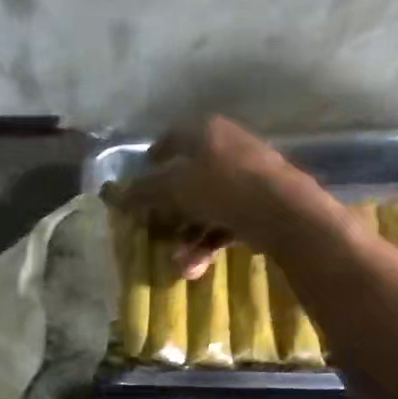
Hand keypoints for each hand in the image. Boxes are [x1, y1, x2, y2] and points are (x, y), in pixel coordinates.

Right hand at [102, 115, 342, 280]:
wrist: (282, 211)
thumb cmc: (222, 187)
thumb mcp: (175, 187)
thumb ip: (144, 191)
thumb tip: (115, 194)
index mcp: (206, 131)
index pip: (173, 137)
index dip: (155, 156)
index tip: (141, 177)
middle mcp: (227, 148)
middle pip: (189, 178)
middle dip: (170, 210)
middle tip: (155, 229)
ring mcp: (246, 177)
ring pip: (206, 207)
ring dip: (188, 237)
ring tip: (179, 264)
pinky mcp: (259, 206)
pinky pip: (225, 224)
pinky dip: (209, 244)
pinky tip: (196, 266)